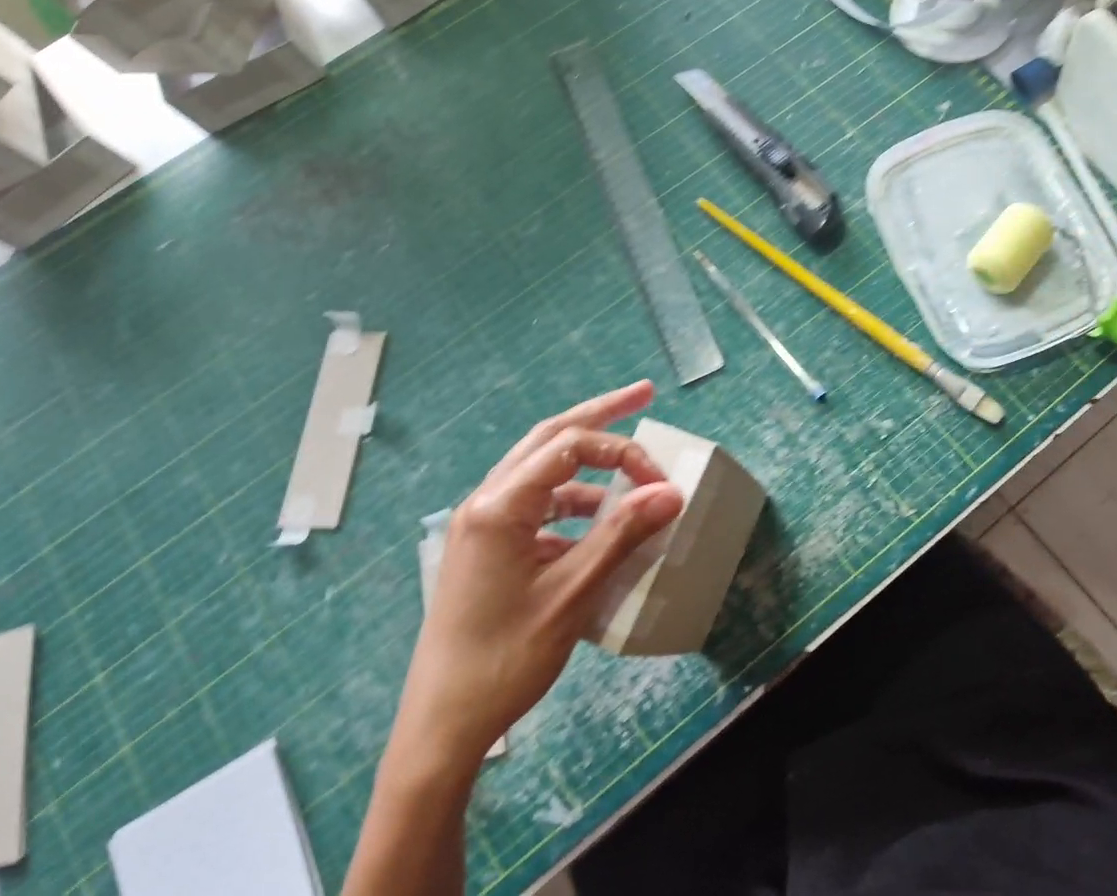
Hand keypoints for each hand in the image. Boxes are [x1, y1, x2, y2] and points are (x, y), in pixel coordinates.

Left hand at [389, 381, 684, 774]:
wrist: (445, 722)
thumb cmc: (506, 657)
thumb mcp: (573, 594)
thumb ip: (622, 536)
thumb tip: (672, 492)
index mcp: (499, 507)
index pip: (569, 447)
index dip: (623, 454)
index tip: (661, 485)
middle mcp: (486, 505)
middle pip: (548, 440)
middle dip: (599, 416)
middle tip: (644, 393)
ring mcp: (482, 528)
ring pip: (542, 474)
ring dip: (588, 468)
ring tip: (632, 472)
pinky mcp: (488, 552)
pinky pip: (537, 510)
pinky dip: (574, 508)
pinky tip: (601, 528)